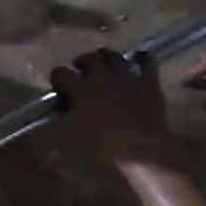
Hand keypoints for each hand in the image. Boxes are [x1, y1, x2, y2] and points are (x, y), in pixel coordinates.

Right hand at [49, 49, 180, 167]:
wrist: (142, 149)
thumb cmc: (103, 146)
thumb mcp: (75, 134)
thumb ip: (68, 116)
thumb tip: (66, 109)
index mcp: (81, 88)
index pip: (61, 73)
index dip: (57, 78)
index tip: (58, 87)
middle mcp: (102, 75)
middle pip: (89, 58)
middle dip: (82, 62)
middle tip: (81, 71)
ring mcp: (127, 76)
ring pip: (114, 56)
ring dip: (106, 57)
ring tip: (104, 63)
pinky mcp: (148, 82)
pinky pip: (147, 64)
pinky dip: (142, 61)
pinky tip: (140, 62)